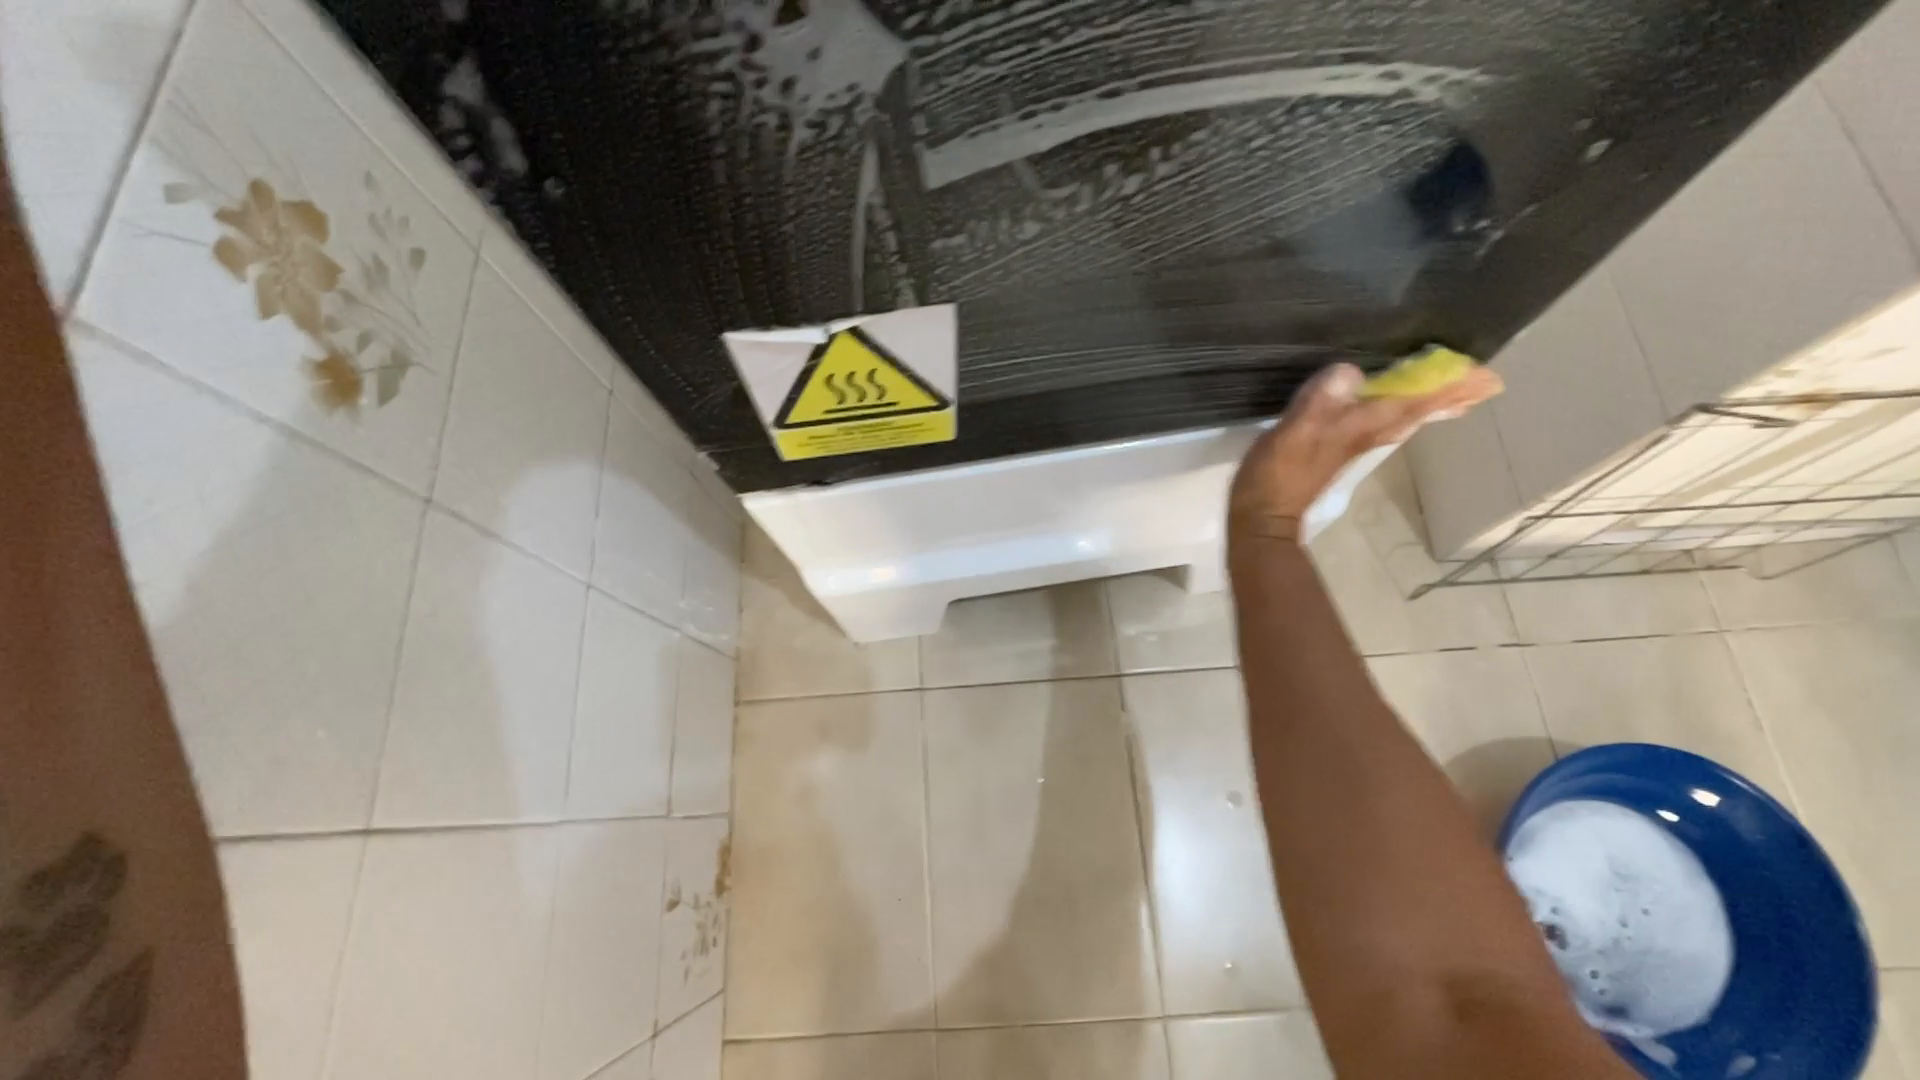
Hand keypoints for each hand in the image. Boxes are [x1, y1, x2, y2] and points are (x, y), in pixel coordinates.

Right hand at [1228, 361, 1502, 542]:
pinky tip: (1401, 405)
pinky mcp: (1340, 445)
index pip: (1417, 399)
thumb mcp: (1296, 431)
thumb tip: (1353, 371)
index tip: (1483, 373)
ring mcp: (1356, 440)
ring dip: (1434, 402)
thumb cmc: (1277, 474)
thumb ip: (1323, 400)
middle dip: (1452, 394)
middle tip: (1487, 380)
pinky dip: (1405, 410)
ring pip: (1408, 416)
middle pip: (1421, 409)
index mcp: (1365, 424)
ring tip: (1459, 388)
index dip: (1448, 385)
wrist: (1263, 515)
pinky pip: (1386, 420)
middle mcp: (1370, 431)